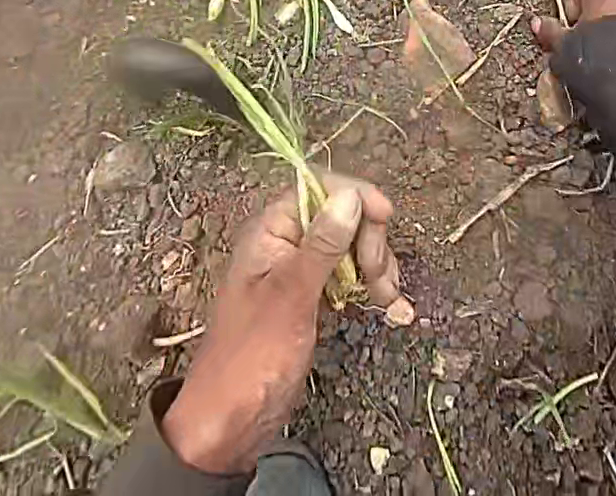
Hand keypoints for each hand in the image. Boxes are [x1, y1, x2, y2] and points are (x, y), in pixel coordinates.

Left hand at [161, 178, 403, 474]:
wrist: (228, 427)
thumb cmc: (252, 357)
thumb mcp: (291, 297)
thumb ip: (322, 245)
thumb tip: (351, 195)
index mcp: (271, 231)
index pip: (318, 187)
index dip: (354, 195)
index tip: (385, 217)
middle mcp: (287, 242)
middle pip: (342, 214)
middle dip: (369, 239)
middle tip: (378, 277)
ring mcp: (302, 270)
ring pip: (352, 244)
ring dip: (376, 265)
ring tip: (385, 298)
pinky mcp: (315, 296)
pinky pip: (351, 274)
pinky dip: (371, 285)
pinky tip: (387, 305)